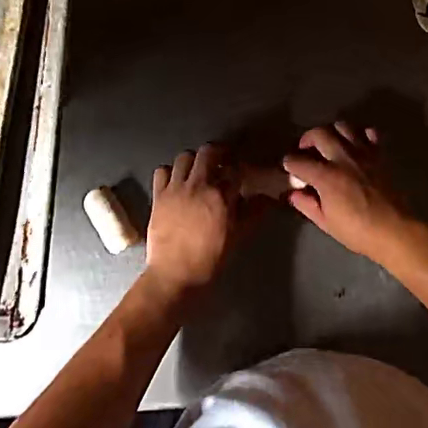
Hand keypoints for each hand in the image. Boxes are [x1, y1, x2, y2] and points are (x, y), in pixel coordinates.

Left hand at [144, 143, 239, 299]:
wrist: (175, 274)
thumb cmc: (209, 259)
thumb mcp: (236, 236)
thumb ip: (252, 213)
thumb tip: (268, 198)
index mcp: (221, 196)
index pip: (234, 170)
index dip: (239, 168)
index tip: (240, 171)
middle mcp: (198, 185)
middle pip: (208, 152)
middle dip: (218, 152)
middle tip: (222, 160)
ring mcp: (176, 188)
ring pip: (184, 157)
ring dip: (194, 160)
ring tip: (198, 170)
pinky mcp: (158, 195)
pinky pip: (162, 171)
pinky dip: (170, 172)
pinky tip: (176, 182)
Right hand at [283, 122, 419, 260]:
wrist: (395, 230)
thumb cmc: (357, 231)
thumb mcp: (326, 223)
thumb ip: (307, 205)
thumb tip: (295, 193)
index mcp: (326, 177)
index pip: (298, 161)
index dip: (289, 163)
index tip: (289, 167)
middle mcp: (343, 158)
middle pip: (319, 134)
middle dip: (307, 139)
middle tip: (306, 149)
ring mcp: (363, 154)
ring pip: (343, 127)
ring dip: (332, 132)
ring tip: (330, 143)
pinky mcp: (380, 155)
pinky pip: (370, 133)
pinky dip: (360, 134)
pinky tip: (356, 145)